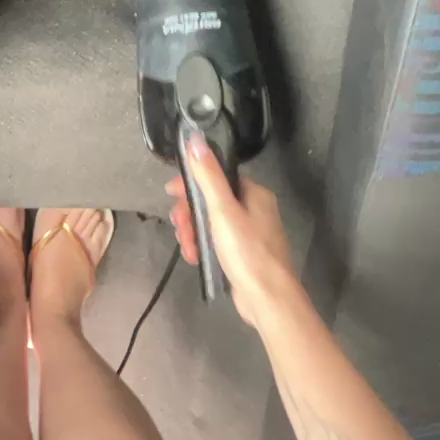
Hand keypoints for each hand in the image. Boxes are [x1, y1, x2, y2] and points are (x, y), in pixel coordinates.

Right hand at [166, 134, 295, 326]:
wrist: (267, 299)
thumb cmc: (247, 251)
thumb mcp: (222, 210)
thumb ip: (208, 175)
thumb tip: (195, 139)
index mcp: (254, 194)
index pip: (217, 177)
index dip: (191, 184)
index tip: (171, 194)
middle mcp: (255, 210)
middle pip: (211, 201)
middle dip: (189, 213)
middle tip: (179, 227)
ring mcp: (250, 233)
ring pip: (211, 222)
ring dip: (193, 232)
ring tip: (186, 247)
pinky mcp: (244, 254)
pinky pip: (216, 241)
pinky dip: (202, 246)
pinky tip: (194, 257)